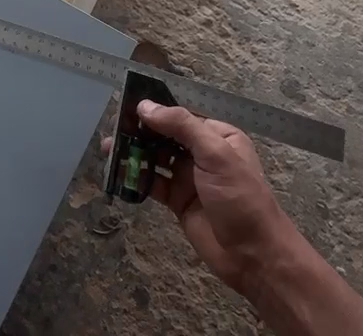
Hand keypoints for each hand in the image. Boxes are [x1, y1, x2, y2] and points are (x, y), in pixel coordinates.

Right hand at [105, 101, 298, 292]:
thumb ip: (181, 126)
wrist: (254, 257)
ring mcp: (188, 177)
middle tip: (113, 128)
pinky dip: (135, 176)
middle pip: (164, 135)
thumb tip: (145, 106)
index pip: (180, 116)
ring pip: (154, 157)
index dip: (155, 110)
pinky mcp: (177, 199)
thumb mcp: (216, 155)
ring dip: (133, 152)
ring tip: (108, 148)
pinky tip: (117, 171)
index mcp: (217, 136)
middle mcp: (201, 153)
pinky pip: (152, 182)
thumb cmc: (241, 199)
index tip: (126, 105)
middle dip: (138, 131)